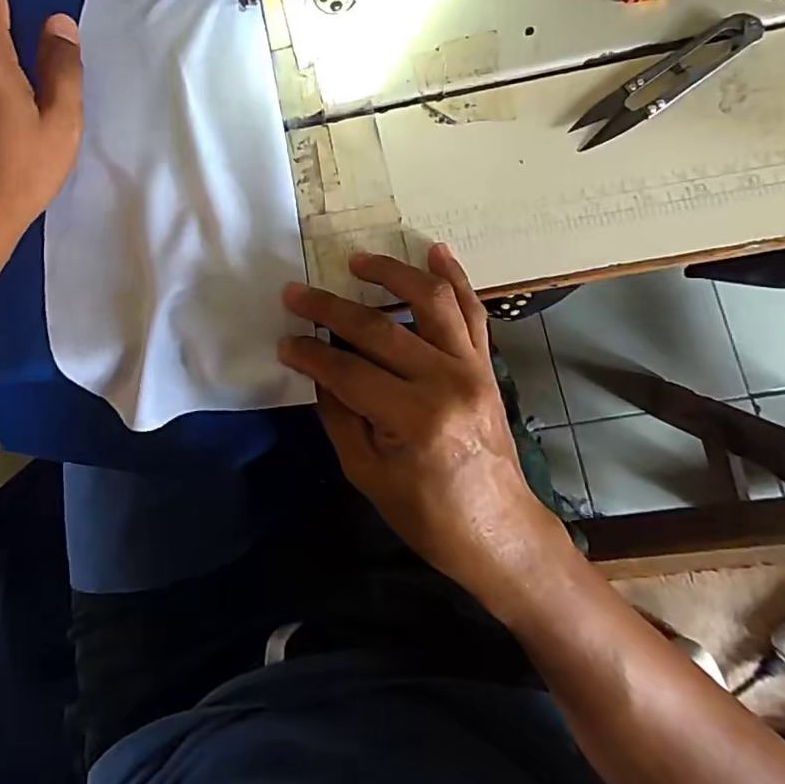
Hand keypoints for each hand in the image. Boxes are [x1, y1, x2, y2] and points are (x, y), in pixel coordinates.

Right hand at [278, 244, 568, 601]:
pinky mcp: (486, 365)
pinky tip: (435, 251)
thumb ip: (339, 414)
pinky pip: (471, 312)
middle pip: (381, 330)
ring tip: (358, 261)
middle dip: (331, 309)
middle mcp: (448, 383)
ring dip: (393, 273)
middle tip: (296, 293)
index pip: (348, 371)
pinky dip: (454, 278)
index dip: (310, 354)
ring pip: (432, 302)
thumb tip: (317, 368)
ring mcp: (473, 369)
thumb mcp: (367, 474)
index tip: (284, 341)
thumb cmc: (428, 515)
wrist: (499, 532)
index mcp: (415, 420)